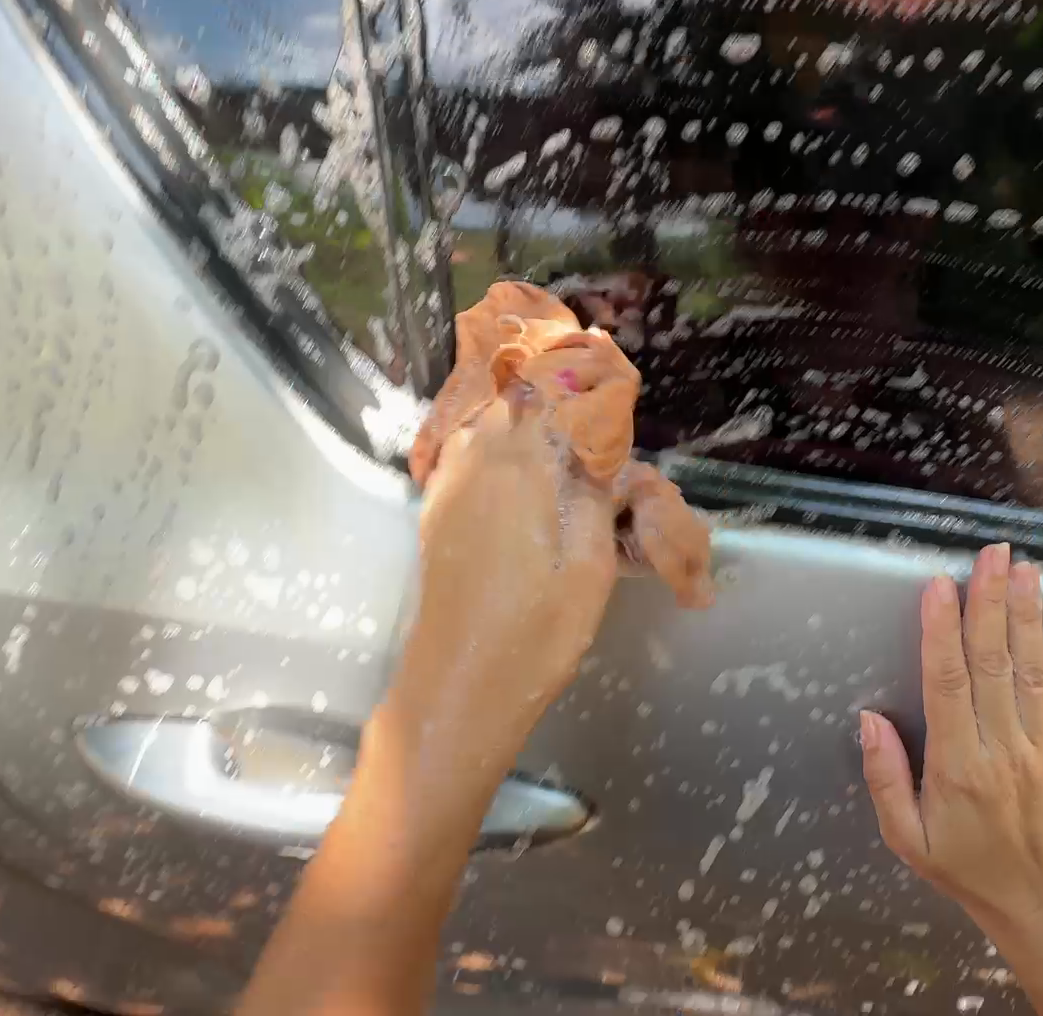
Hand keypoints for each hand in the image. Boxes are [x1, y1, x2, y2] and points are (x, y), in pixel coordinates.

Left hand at [395, 383, 619, 749]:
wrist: (462, 684)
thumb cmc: (539, 628)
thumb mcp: (591, 561)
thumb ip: (595, 493)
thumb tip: (598, 449)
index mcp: (521, 465)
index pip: (550, 390)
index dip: (581, 371)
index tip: (605, 358)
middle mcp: (476, 460)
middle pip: (512, 396)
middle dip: (549, 384)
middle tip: (586, 381)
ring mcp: (449, 484)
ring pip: (486, 420)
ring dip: (520, 410)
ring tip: (555, 416)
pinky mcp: (437, 509)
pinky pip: (467, 449)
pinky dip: (494, 439)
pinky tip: (518, 458)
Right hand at [859, 543, 1042, 933]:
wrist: (1034, 898)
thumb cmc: (959, 861)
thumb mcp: (903, 834)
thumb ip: (884, 776)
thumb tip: (869, 718)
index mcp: (958, 766)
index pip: (947, 684)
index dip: (942, 631)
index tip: (939, 585)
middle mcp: (1004, 749)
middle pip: (993, 663)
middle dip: (989, 603)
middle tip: (991, 555)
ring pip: (1032, 672)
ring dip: (1028, 617)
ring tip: (1025, 570)